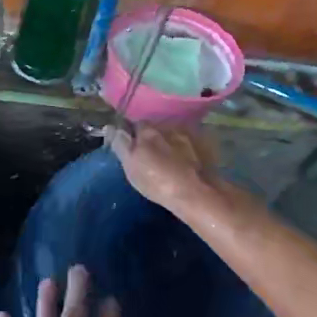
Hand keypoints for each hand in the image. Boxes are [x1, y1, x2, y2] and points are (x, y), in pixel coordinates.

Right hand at [103, 122, 218, 214]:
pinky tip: (188, 163)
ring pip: (175, 135)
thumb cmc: (157, 182)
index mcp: (148, 131)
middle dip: (154, 138)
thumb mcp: (131, 166)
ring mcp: (189, 134)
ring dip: (171, 143)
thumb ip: (120, 144)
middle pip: (157, 128)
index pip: (136, 124)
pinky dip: (188, 149)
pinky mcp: (206, 145)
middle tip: (152, 157)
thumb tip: (110, 126)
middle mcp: (169, 126)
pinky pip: (192, 143)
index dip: (133, 135)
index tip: (133, 148)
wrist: (196, 193)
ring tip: (171, 161)